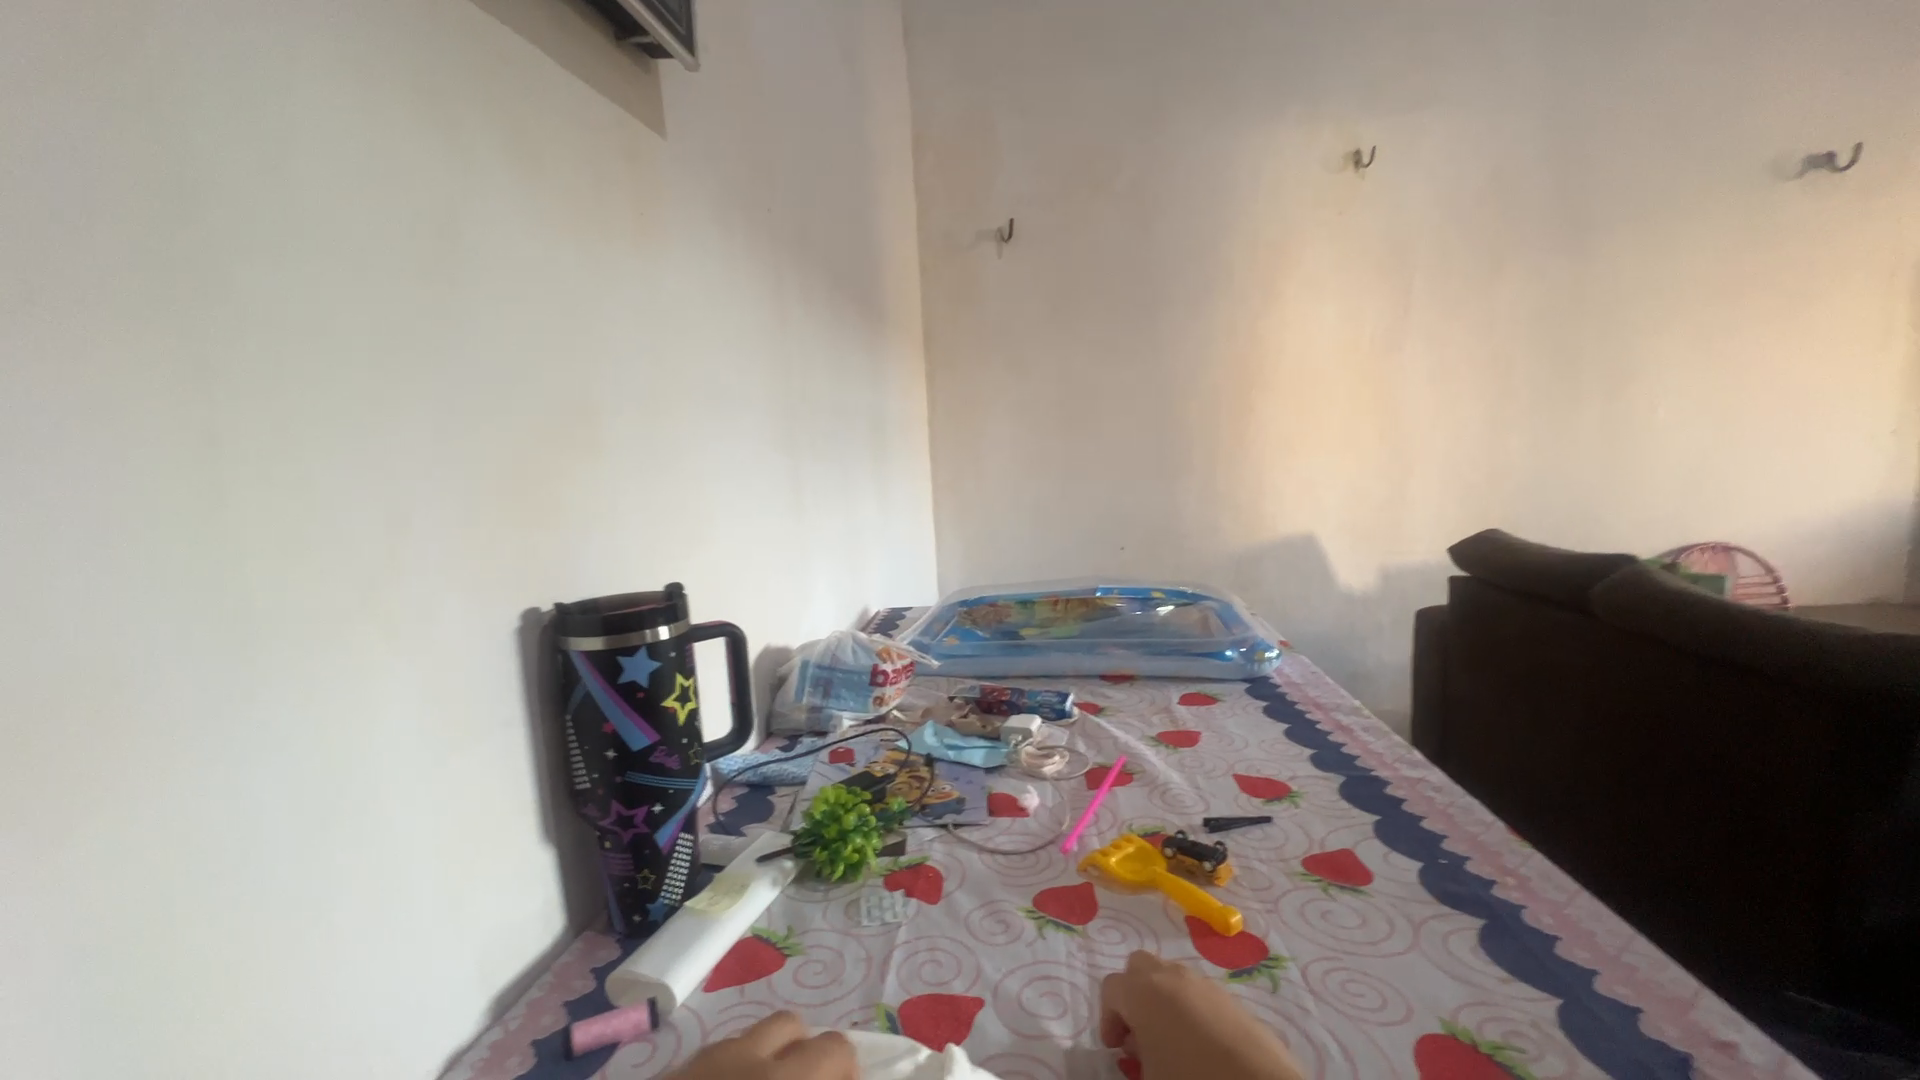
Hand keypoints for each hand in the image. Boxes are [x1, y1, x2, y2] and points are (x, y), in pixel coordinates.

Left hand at [666, 1012, 856, 1079]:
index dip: (847, 1073)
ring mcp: (700, 1064)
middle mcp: (743, 1061)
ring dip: (767, 1062)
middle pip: (792, 1027)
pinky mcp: (667, 1076)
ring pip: (749, 1038)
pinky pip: (711, 1059)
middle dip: (808, 1057)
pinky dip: (728, 1075)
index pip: (834, 1050)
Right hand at [1100, 951, 1304, 1079]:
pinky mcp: (1231, 999)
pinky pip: (1199, 994)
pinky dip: (1190, 1010)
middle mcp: (1171, 977)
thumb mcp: (1150, 1076)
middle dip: (1132, 995)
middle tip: (1138, 1034)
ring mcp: (1204, 984)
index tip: (1116, 1049)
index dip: (1107, 1018)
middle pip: (1139, 967)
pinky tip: (1202, 1047)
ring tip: (1171, 1043)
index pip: (1111, 989)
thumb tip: (1141, 1045)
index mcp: (1142, 991)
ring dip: (1162, 1000)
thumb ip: (1138, 1056)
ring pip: (1171, 977)